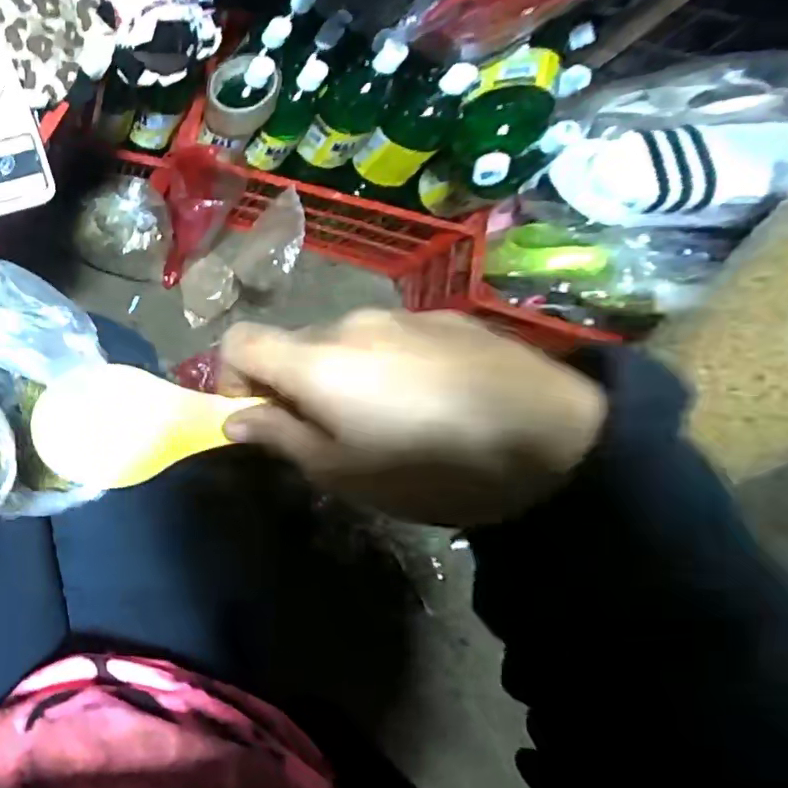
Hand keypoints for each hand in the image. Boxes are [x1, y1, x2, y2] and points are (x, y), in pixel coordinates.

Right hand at [218, 309, 605, 526]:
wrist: (556, 439)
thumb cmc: (428, 466)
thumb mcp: (342, 470)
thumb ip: (279, 437)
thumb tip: (235, 419)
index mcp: (315, 361)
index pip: (239, 341)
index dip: (232, 377)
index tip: (259, 415)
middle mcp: (349, 324)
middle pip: (293, 343)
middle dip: (293, 382)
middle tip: (329, 430)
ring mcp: (401, 316)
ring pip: (344, 341)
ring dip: (344, 373)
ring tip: (388, 416)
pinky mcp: (446, 318)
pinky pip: (392, 337)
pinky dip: (388, 363)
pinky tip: (431, 397)